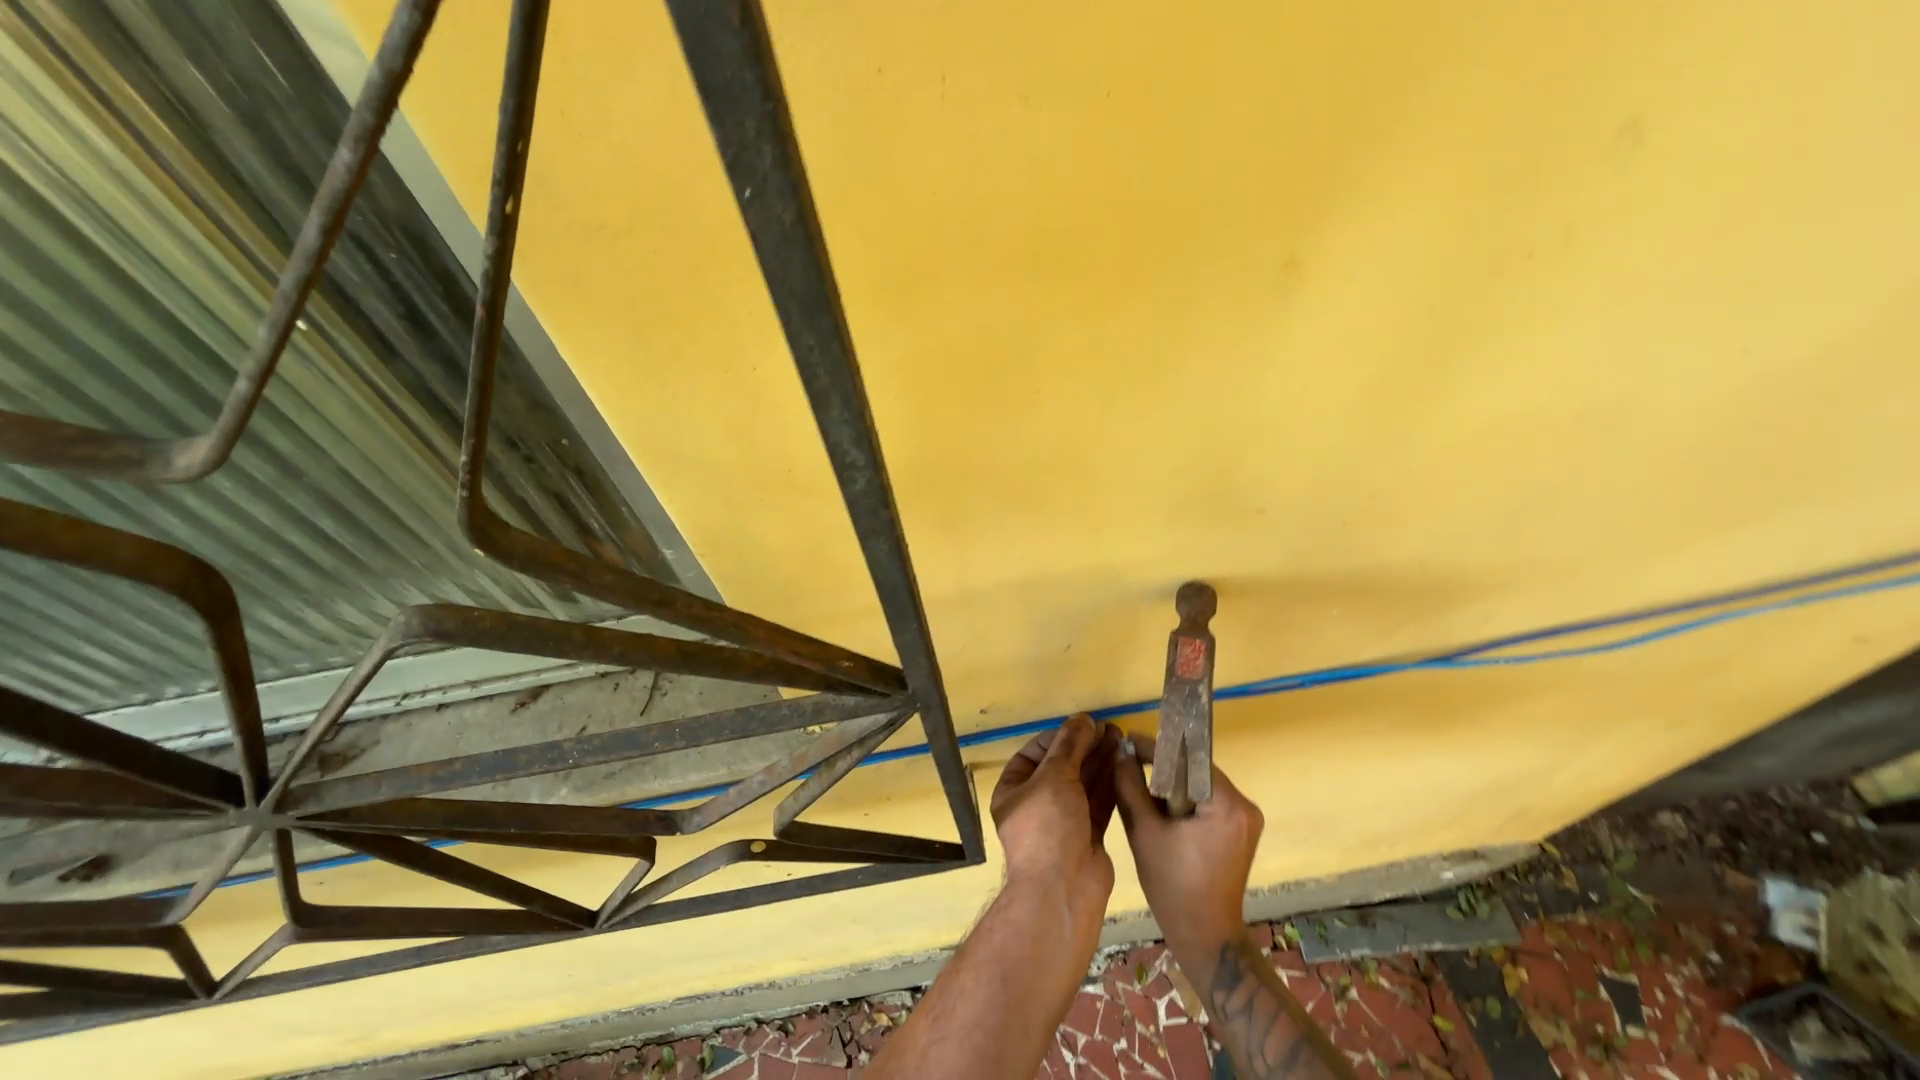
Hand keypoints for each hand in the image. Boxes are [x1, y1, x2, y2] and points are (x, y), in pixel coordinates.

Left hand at [990, 713, 1120, 903]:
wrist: (1064, 888)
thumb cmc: (1048, 826)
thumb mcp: (1054, 777)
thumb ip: (1069, 746)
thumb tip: (1083, 719)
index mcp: (1014, 790)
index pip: (1035, 753)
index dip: (1059, 737)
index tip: (1084, 725)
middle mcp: (1036, 804)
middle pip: (1062, 767)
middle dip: (1085, 747)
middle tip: (1111, 729)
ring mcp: (1063, 820)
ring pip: (1083, 783)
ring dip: (1100, 761)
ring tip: (1122, 739)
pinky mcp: (1087, 833)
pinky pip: (1098, 801)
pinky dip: (1109, 783)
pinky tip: (1125, 763)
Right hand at [1112, 733, 1263, 955]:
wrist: (1204, 934)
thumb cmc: (1172, 885)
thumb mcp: (1144, 832)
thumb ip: (1131, 786)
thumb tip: (1121, 752)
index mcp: (1226, 804)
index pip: (1189, 758)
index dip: (1157, 747)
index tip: (1128, 740)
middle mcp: (1244, 806)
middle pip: (1198, 771)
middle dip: (1164, 766)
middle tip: (1130, 764)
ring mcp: (1247, 819)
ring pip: (1203, 786)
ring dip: (1174, 784)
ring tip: (1142, 787)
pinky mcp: (1242, 831)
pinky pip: (1211, 802)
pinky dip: (1187, 801)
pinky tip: (1163, 810)